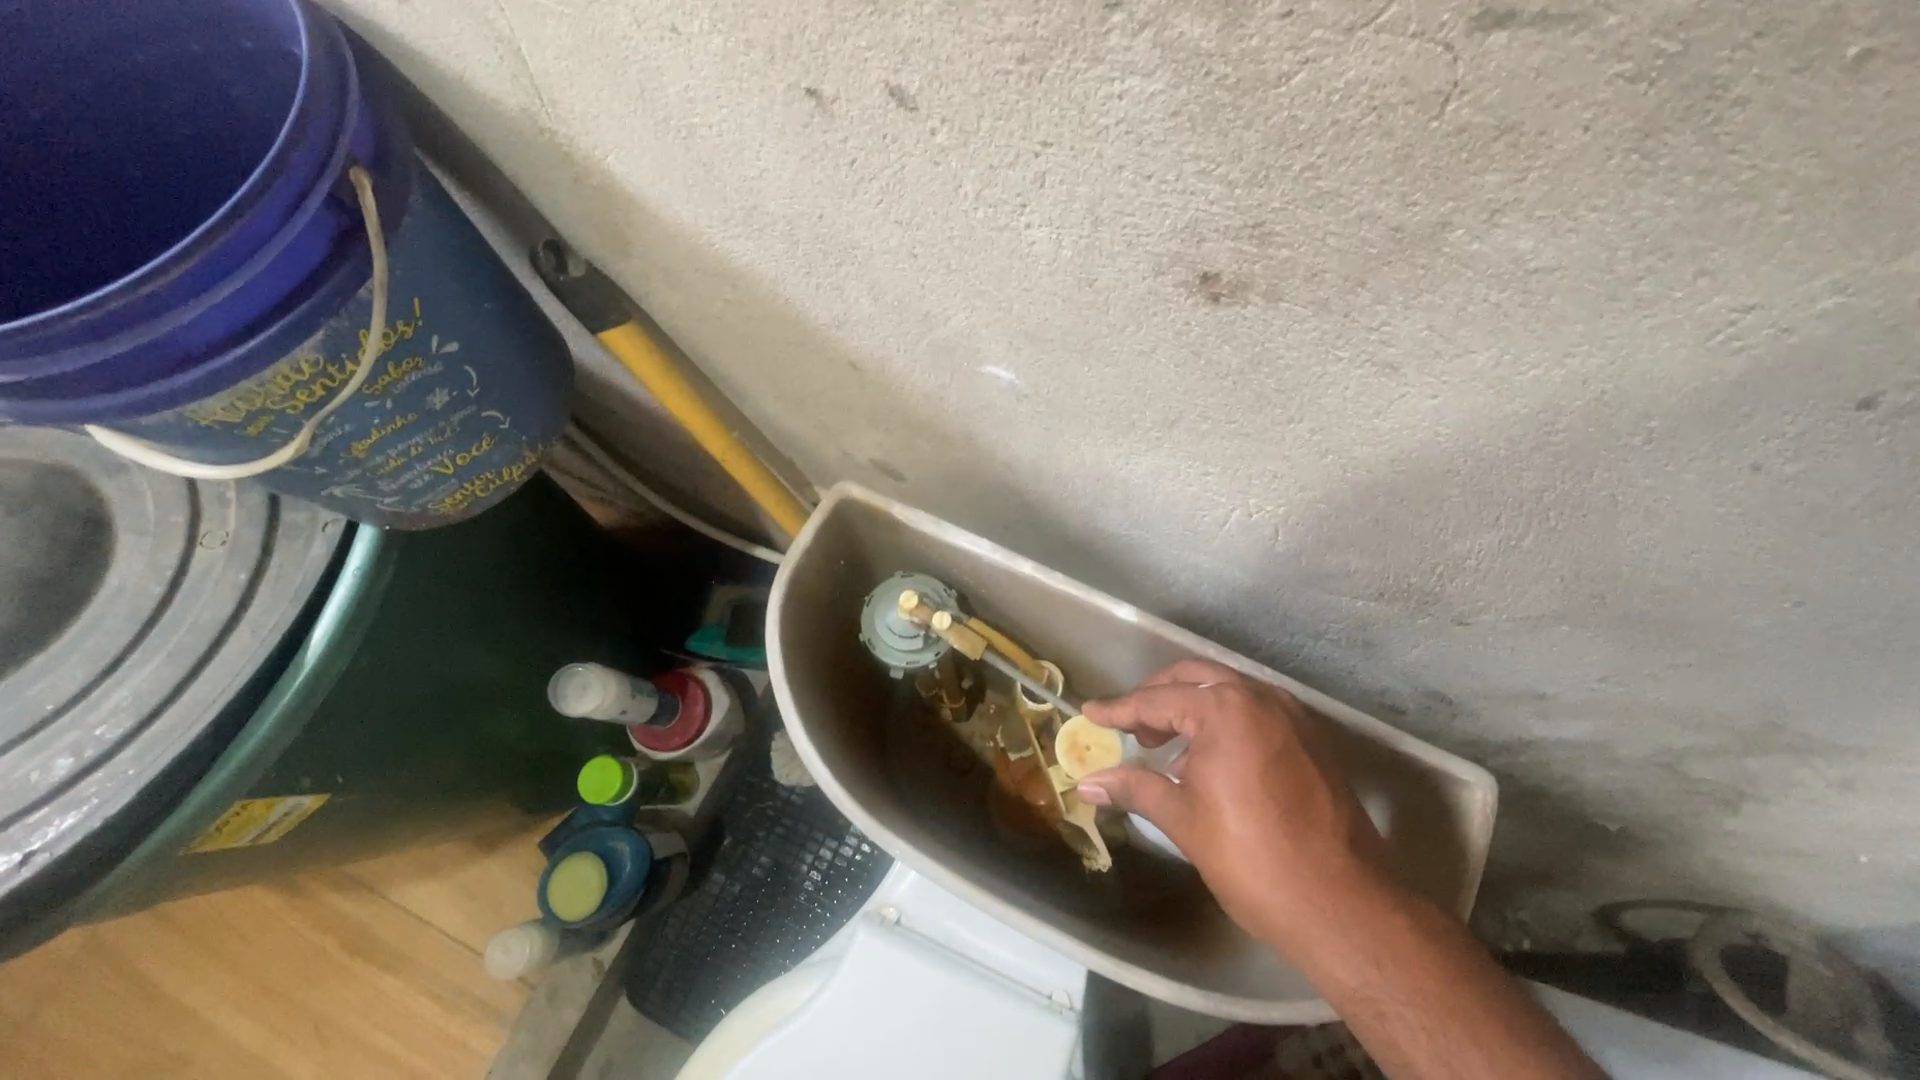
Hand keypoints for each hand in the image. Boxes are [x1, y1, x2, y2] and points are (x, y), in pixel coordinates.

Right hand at [1077, 660, 1390, 951]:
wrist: (1340, 903)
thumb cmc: (1250, 857)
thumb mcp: (1183, 819)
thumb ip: (1134, 788)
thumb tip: (1089, 782)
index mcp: (1225, 709)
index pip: (1157, 700)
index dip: (1120, 710)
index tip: (1091, 713)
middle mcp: (1262, 698)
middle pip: (1195, 678)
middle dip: (1158, 697)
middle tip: (1130, 726)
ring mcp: (1293, 717)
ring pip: (1230, 692)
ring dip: (1193, 706)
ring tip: (1165, 745)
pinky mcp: (1313, 741)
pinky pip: (1257, 713)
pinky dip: (1226, 721)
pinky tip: (1210, 759)